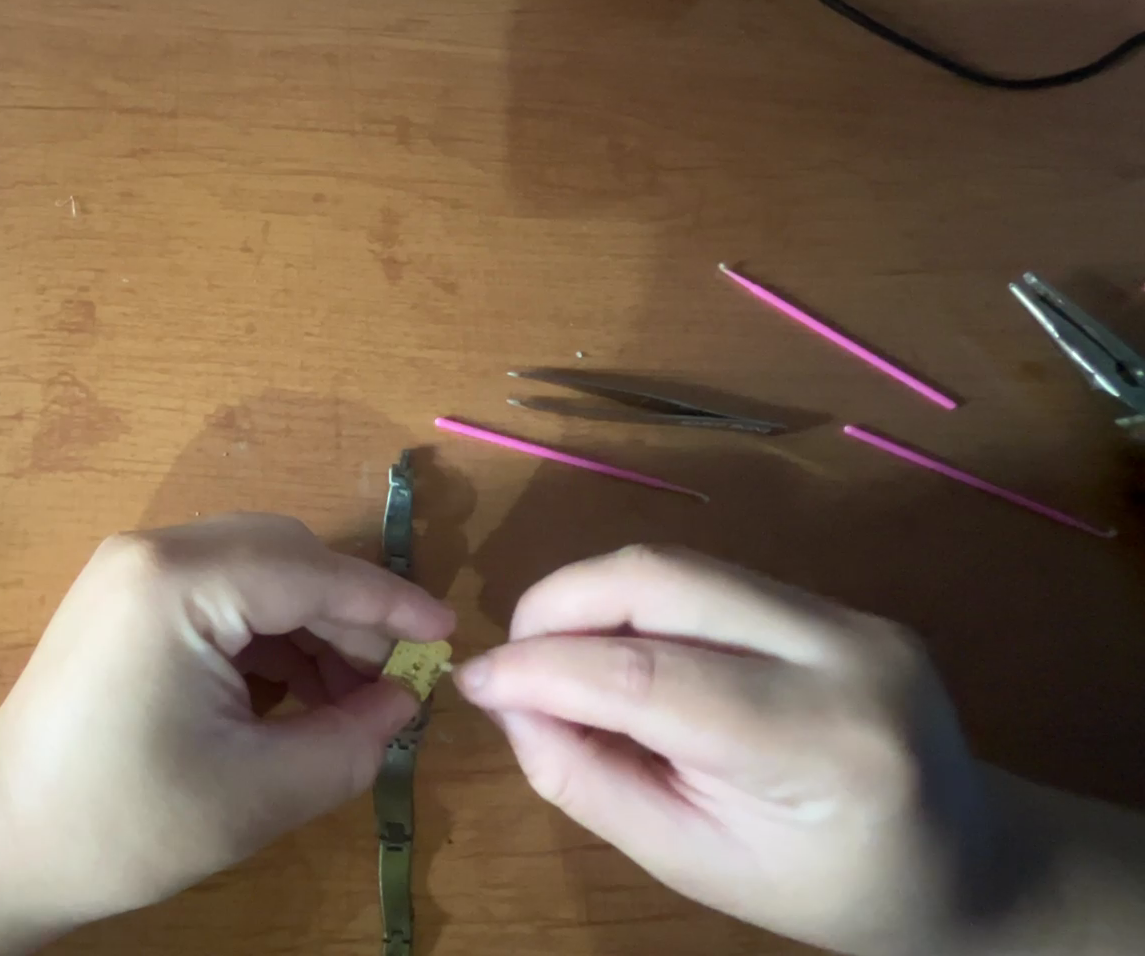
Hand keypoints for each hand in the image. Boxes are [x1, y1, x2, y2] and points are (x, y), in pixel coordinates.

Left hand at [0, 514, 455, 942]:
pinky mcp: (126, 592)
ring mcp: (131, 565)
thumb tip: (404, 699)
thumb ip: (351, 738)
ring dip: (308, 620)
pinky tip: (294, 683)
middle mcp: (152, 550)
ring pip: (254, 567)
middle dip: (347, 611)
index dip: (387, 603)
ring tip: (350, 692)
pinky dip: (265, 628)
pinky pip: (219, 589)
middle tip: (394, 679)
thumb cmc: (125, 822)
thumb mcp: (259, 792)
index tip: (446, 633)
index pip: (309, 572)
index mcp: (178, 582)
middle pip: (283, 555)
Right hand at [456, 546, 1009, 955]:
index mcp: (821, 747)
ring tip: (555, 656)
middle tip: (512, 659)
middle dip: (551, 606)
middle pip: (650, 578)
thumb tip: (503, 698)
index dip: (536, 669)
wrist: (974, 862)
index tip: (472, 682)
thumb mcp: (684, 861)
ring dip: (579, 598)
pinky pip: (686, 574)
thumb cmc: (820, 883)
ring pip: (660, 562)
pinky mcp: (823, 594)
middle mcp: (842, 653)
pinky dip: (620, 602)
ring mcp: (841, 612)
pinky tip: (613, 648)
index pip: (644, 676)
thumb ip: (579, 777)